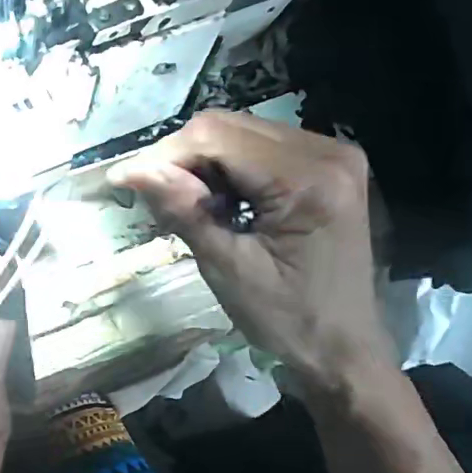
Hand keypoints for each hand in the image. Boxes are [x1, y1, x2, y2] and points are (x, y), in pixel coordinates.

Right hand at [107, 110, 393, 390]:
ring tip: (194, 206)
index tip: (127, 183)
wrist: (344, 346)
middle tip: (162, 202)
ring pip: (237, 131)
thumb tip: (131, 170)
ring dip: (201, 163)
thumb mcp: (226, 267)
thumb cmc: (287, 317)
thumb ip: (182, 211)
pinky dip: (225, 167)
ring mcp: (330, 154)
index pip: (215, 137)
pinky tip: (221, 202)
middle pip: (225, 126)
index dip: (164, 155)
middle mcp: (326, 152)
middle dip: (181, 158)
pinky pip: (256, 145)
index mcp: (308, 180)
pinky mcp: (325, 164)